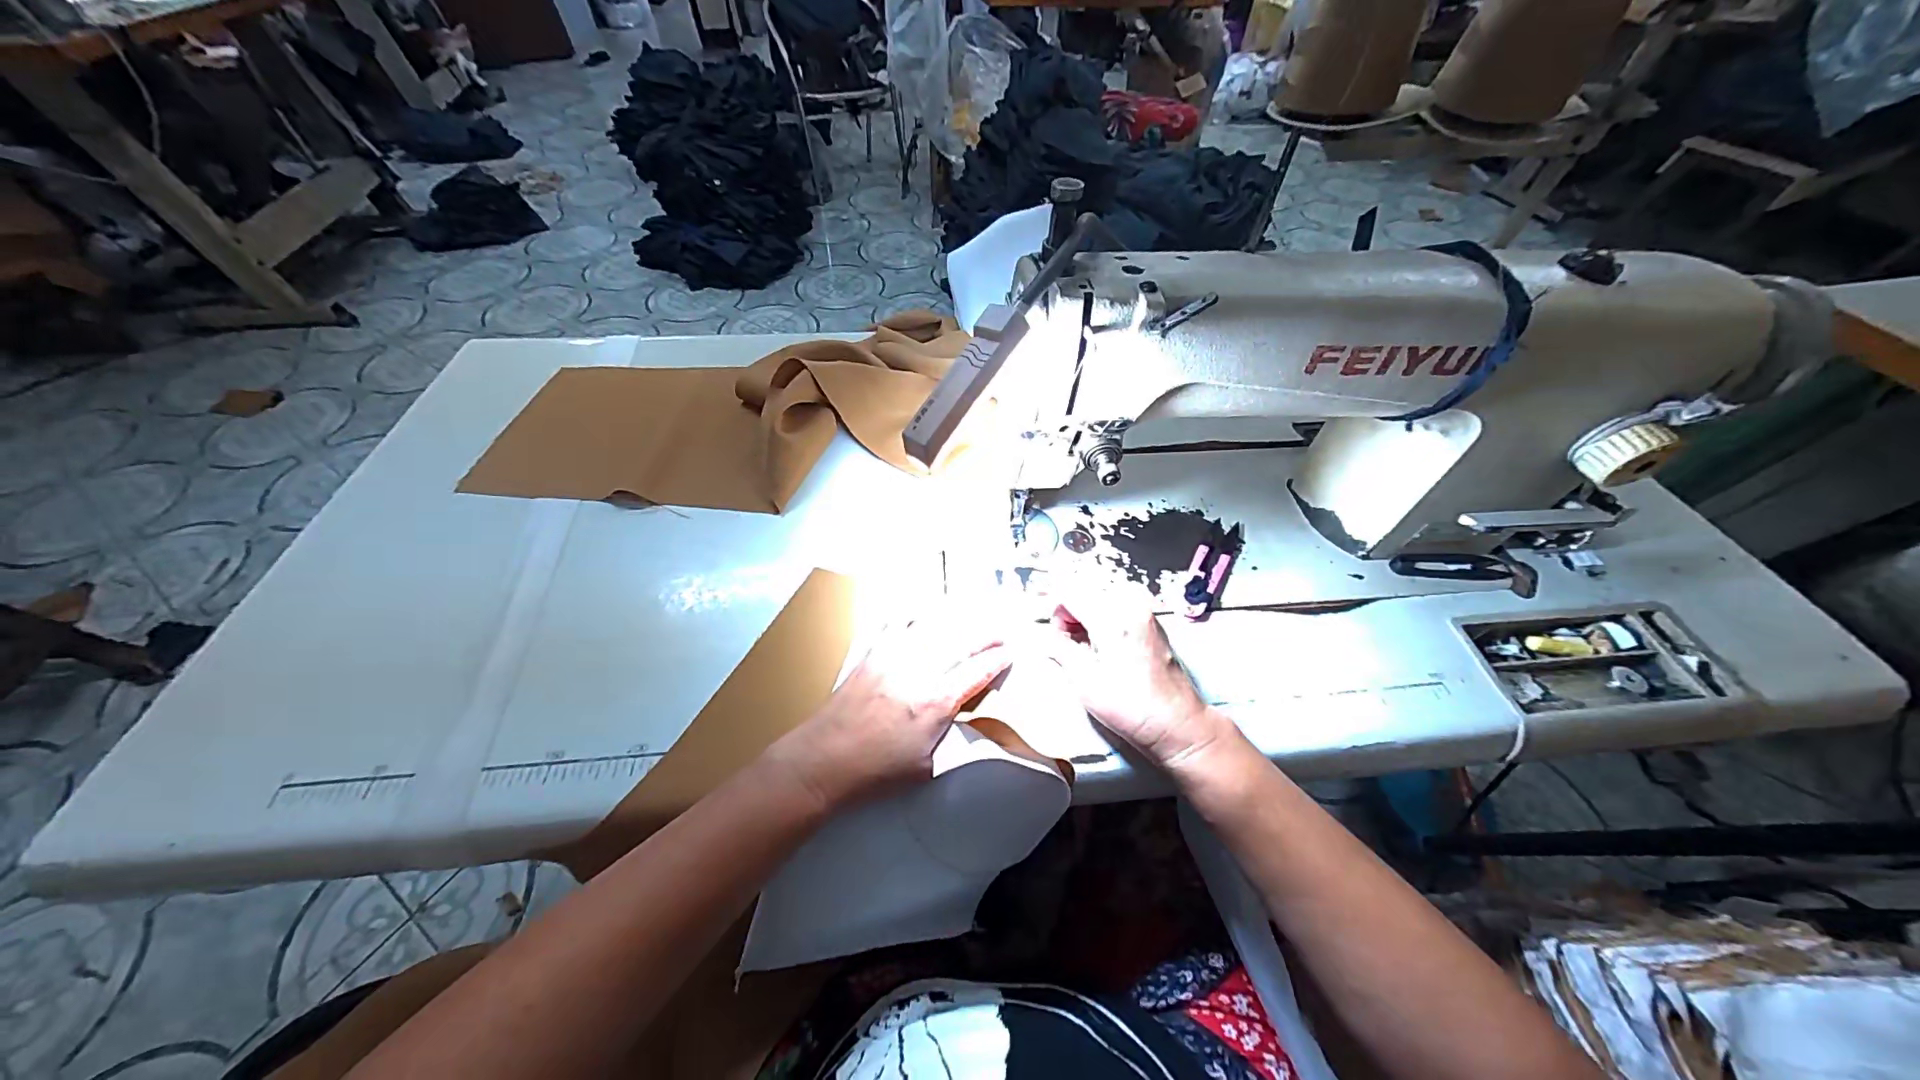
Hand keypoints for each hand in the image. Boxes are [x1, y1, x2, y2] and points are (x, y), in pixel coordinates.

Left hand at [764, 610, 1010, 811]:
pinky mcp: (870, 656)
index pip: (975, 672)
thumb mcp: (926, 767)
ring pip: (930, 628)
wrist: (823, 761)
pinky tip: (921, 612)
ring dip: (955, 621)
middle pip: (959, 642)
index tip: (1008, 654)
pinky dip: (912, 616)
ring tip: (970, 619)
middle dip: (983, 636)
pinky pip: (895, 626)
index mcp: (935, 703)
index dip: (996, 661)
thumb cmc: (875, 773)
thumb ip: (947, 735)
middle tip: (999, 634)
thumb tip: (957, 717)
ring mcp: (891, 660)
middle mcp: (916, 673)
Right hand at [1043, 586, 1236, 779]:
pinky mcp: (1151, 620)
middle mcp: (1131, 604)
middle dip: (1069, 613)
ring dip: (1085, 615)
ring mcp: (1144, 610)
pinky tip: (1102, 646)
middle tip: (1066, 644)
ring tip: (1085, 648)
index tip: (1049, 633)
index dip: (1052, 610)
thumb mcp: (1084, 680)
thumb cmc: (1132, 708)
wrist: (1177, 724)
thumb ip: (1059, 647)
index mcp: (1113, 616)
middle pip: (1084, 589)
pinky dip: (1101, 618)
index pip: (1069, 592)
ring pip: (1099, 596)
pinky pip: (1116, 605)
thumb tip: (1047, 634)